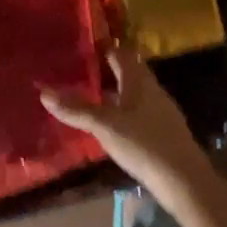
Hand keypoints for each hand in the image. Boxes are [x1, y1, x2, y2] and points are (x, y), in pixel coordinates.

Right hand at [41, 48, 212, 209]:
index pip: (121, 53)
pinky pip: (137, 113)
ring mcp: (160, 111)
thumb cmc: (143, 144)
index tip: (80, 48)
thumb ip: (76, 109)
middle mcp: (152, 90)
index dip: (103, 48)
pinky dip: (121, 112)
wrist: (182, 179)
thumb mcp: (105, 126)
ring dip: (113, 93)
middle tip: (77, 73)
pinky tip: (109, 125)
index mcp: (139, 80)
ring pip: (133, 94)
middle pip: (128, 72)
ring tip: (87, 98)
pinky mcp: (162, 131)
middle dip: (105, 71)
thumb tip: (44, 91)